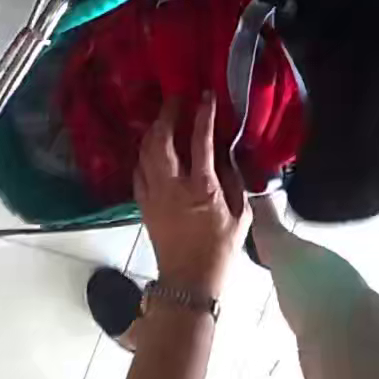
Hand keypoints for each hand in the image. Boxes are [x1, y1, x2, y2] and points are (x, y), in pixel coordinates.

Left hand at [132, 94, 249, 299]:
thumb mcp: (240, 216)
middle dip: (167, 114)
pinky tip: (151, 149)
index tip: (205, 96)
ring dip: (153, 130)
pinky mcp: (142, 204)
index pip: (200, 141)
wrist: (188, 282)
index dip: (202, 115)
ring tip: (163, 118)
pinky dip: (144, 154)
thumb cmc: (220, 250)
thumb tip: (227, 155)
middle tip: (176, 100)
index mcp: (202, 188)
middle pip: (161, 140)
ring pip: (145, 152)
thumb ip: (234, 182)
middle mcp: (173, 186)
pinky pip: (138, 170)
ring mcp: (153, 195)